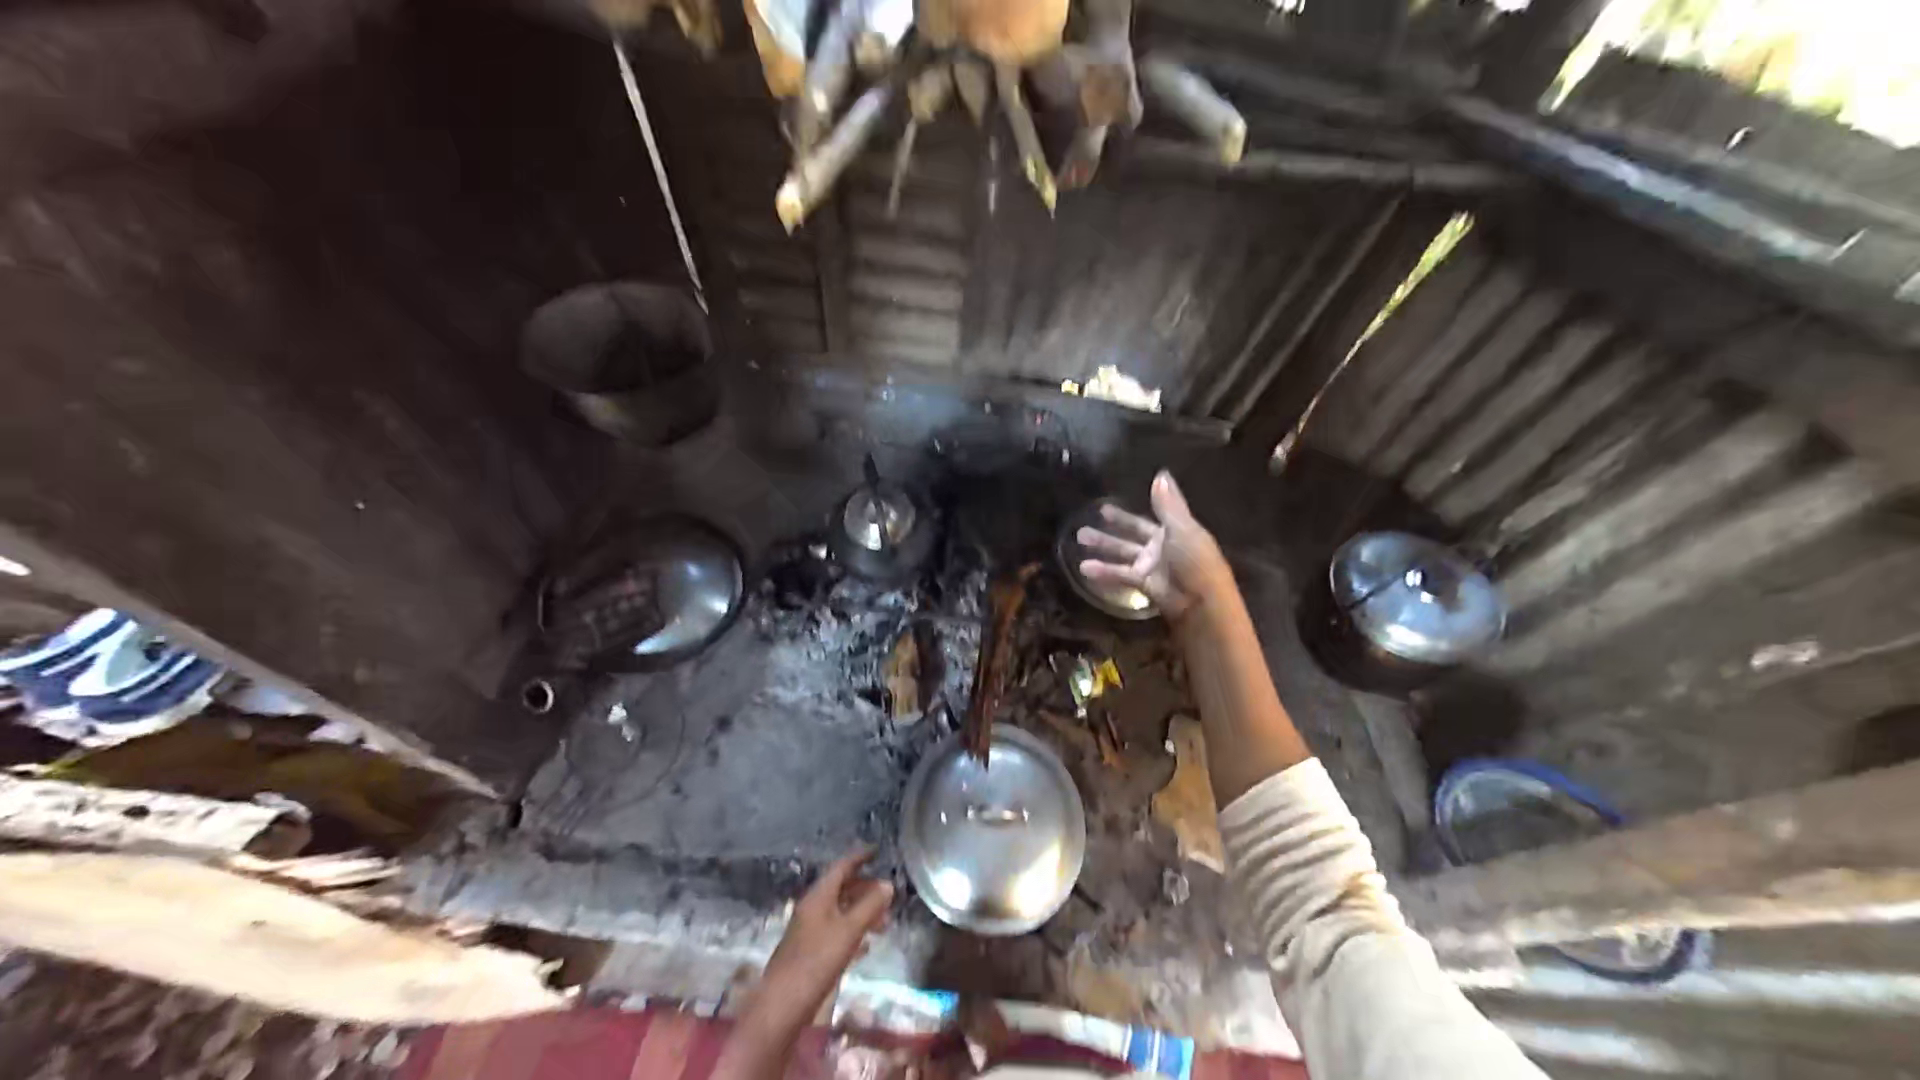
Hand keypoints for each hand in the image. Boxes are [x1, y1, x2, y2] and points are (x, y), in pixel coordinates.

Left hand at [751, 849, 894, 1029]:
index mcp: (818, 896)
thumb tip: (888, 884)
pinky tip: (866, 945)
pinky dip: (853, 931)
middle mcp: (812, 908)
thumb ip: (869, 906)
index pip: (841, 867)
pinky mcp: (810, 952)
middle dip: (866, 888)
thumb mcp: (849, 931)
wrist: (781, 1006)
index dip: (860, 857)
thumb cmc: (816, 962)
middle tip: (889, 894)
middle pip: (841, 888)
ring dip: (862, 912)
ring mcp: (809, 930)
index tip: (878, 850)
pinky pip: (836, 931)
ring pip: (840, 911)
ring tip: (885, 922)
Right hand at [1076, 470, 1230, 620]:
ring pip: (1122, 553)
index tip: (1104, 508)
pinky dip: (1104, 571)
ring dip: (1102, 547)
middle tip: (1084, 525)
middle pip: (1130, 535)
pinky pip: (1120, 574)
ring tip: (1078, 539)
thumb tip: (1160, 473)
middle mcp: (1160, 547)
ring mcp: (1150, 566)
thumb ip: (1166, 504)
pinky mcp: (1143, 584)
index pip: (1145, 518)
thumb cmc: (1195, 560)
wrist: (1201, 601)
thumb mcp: (1181, 527)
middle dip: (1109, 530)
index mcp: (1173, 530)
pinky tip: (1084, 567)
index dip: (1126, 514)